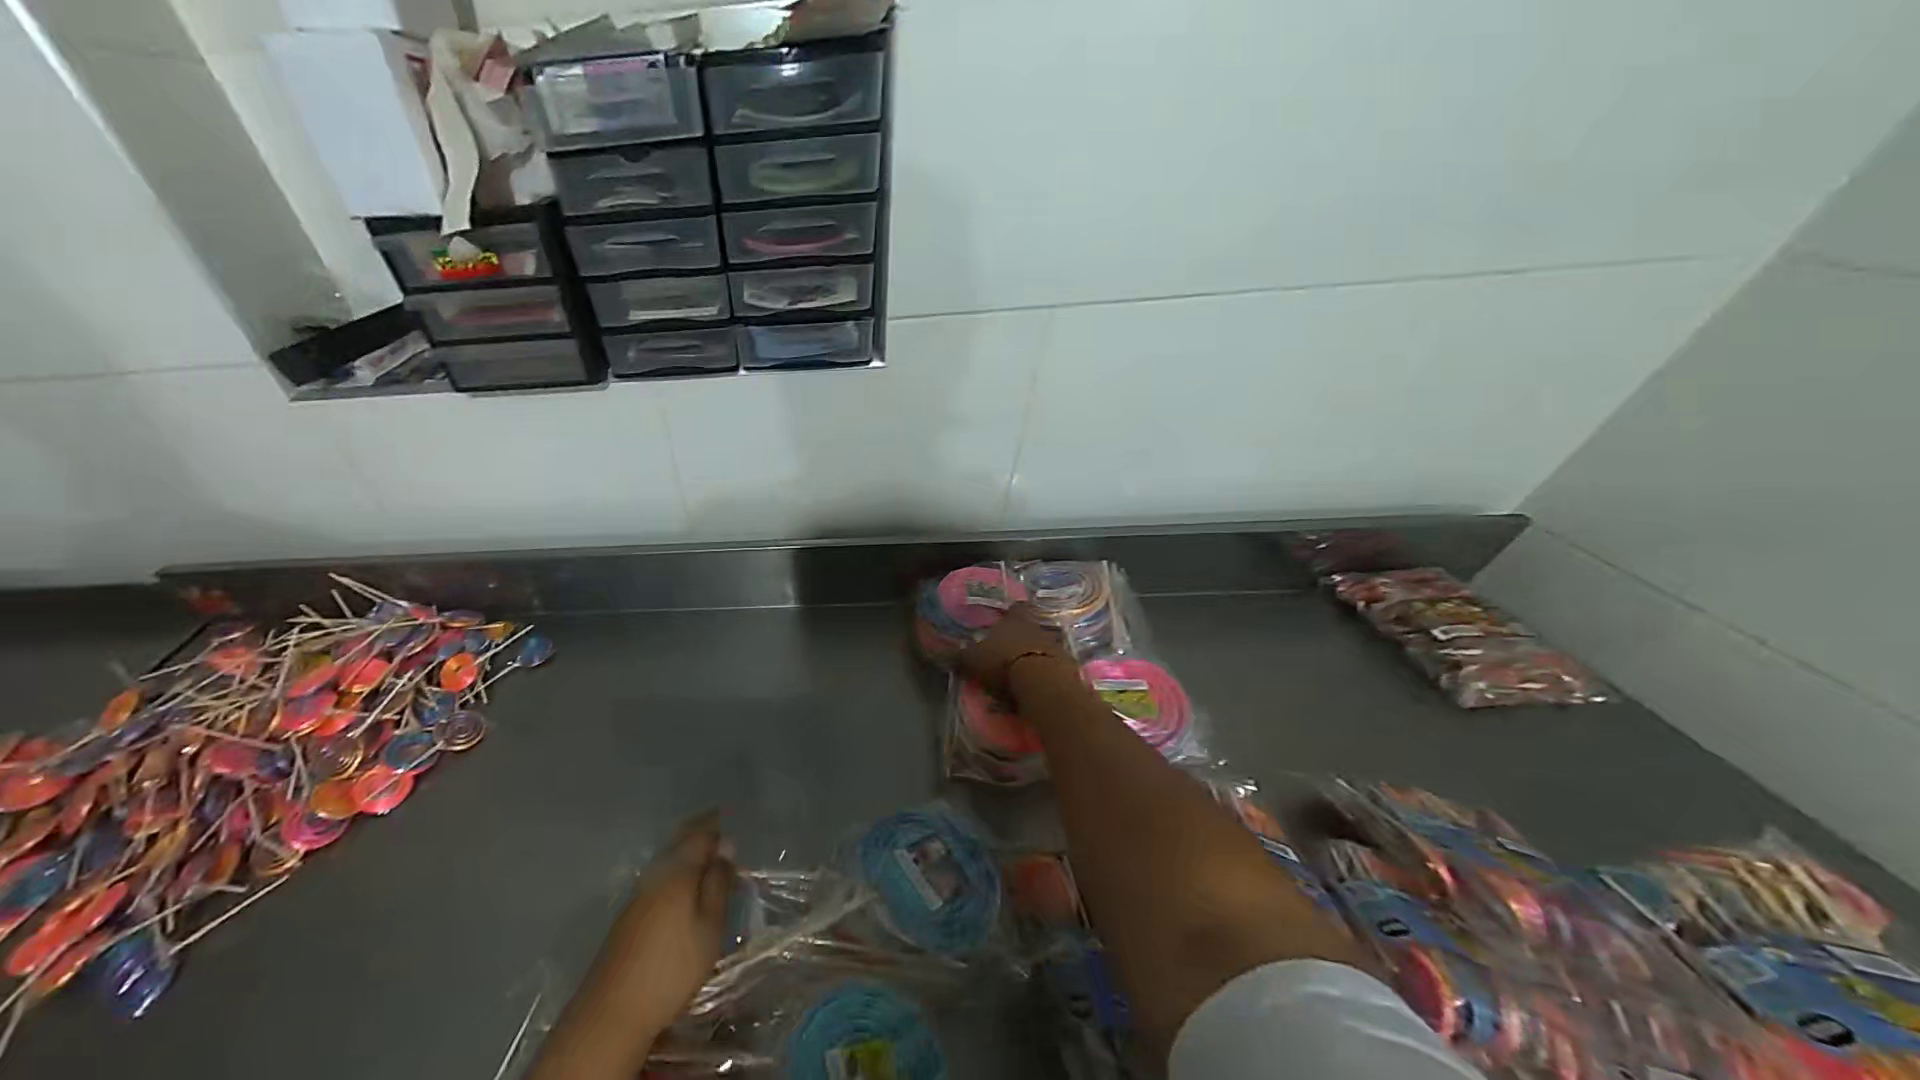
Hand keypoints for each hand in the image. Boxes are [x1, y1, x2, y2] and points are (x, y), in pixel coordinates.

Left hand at [528, 813, 736, 1079]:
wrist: (612, 1013)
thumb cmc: (673, 966)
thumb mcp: (710, 926)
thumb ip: (718, 883)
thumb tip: (726, 847)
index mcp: (677, 872)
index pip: (699, 834)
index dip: (716, 823)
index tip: (731, 816)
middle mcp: (654, 876)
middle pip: (678, 843)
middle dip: (698, 831)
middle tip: (719, 826)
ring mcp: (637, 897)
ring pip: (667, 861)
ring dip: (687, 852)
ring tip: (708, 855)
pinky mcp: (629, 917)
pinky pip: (659, 879)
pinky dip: (677, 871)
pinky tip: (685, 885)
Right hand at [957, 604, 1072, 695]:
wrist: (1044, 684)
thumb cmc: (1004, 664)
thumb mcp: (973, 661)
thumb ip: (957, 657)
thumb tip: (935, 651)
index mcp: (1015, 620)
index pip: (1016, 608)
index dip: (1012, 611)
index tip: (1008, 615)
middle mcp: (1038, 628)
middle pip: (1032, 627)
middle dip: (1023, 637)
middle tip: (1011, 649)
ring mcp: (1056, 648)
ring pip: (1044, 648)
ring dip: (1035, 657)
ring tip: (1022, 673)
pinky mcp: (1067, 669)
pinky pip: (1052, 669)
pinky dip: (1044, 676)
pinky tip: (1035, 690)